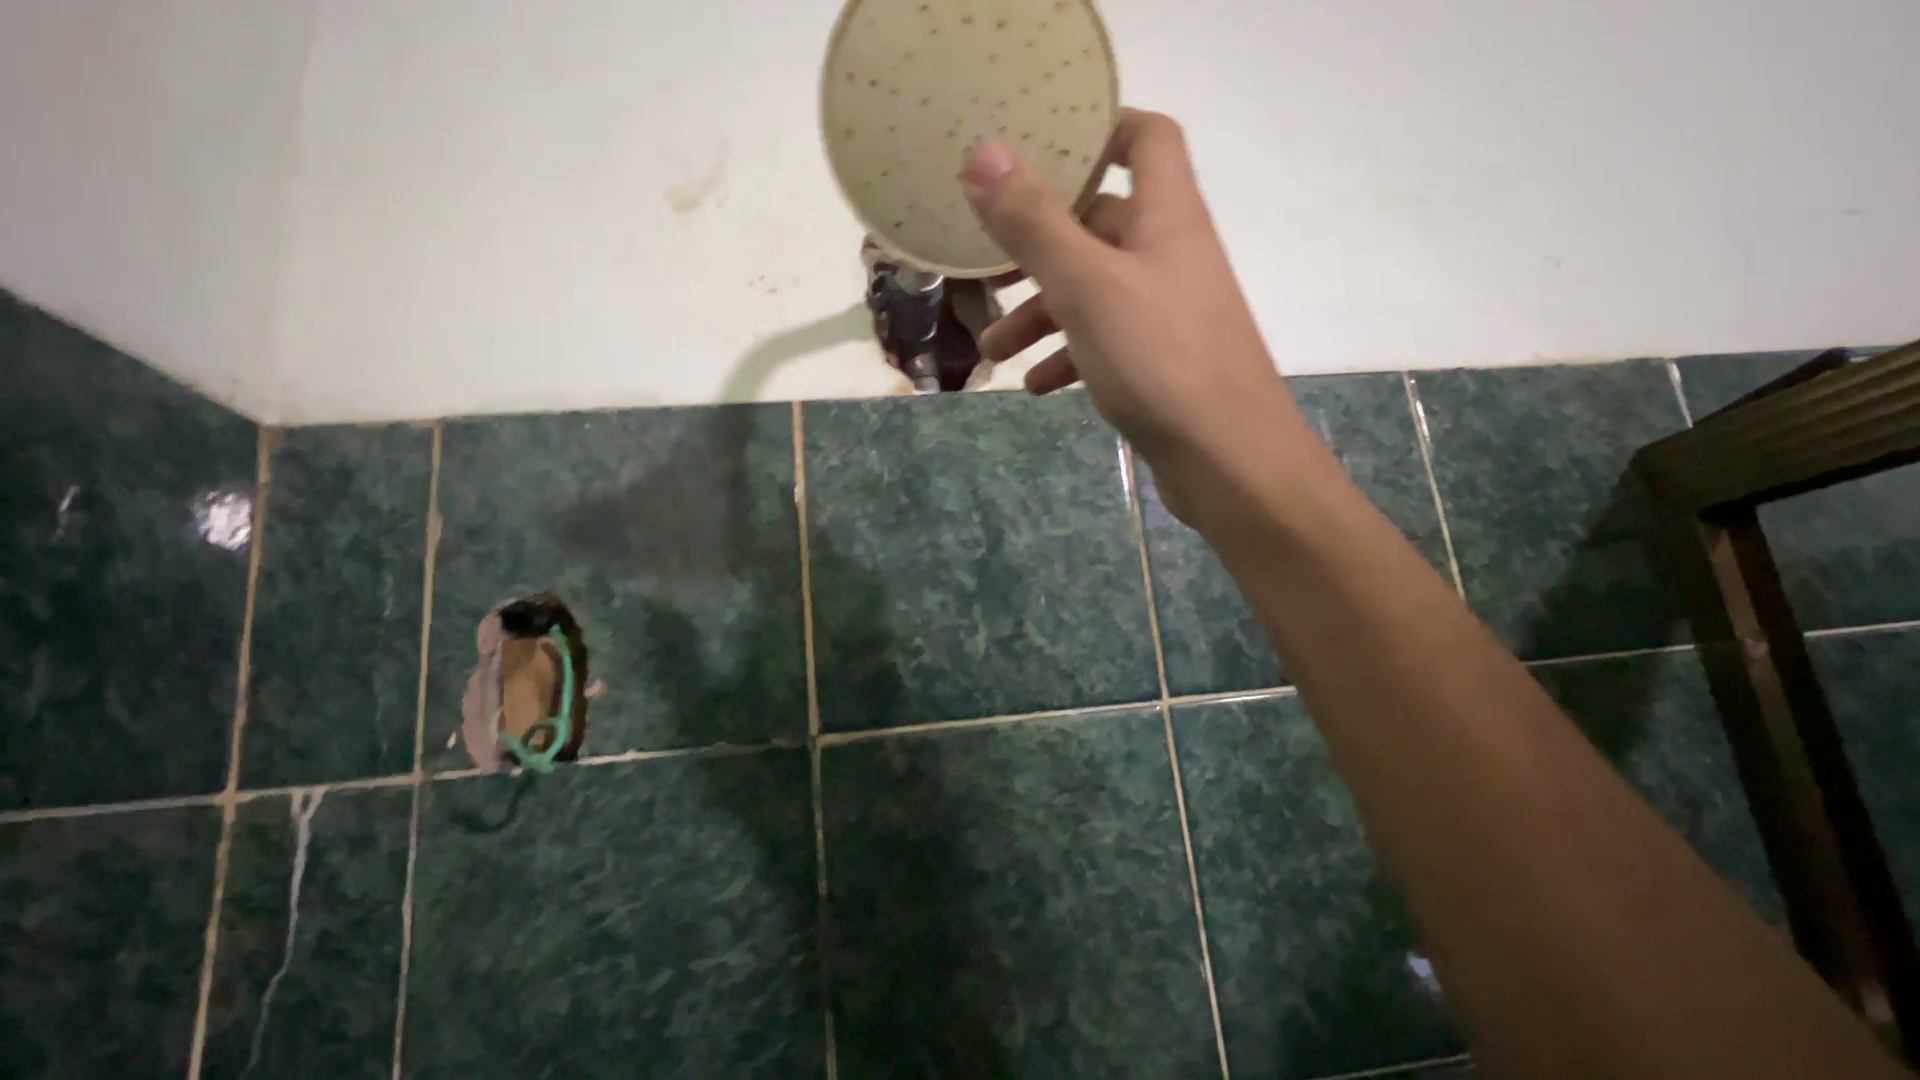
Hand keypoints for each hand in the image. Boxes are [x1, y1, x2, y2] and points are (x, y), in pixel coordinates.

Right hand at [960, 109, 1304, 511]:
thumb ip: (1035, 224)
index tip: (1038, 147)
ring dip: (1042, 314)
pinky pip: (1105, 341)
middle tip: (986, 272)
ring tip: (994, 352)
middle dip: (1037, 248)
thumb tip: (984, 154)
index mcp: (1165, 216)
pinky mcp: (1162, 360)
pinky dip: (1068, 355)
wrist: (1229, 460)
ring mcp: (1168, 310)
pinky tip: (1038, 386)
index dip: (1097, 128)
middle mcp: (1170, 253)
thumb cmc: (1160, 360)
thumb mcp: (1086, 287)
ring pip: (1093, 290)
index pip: (1145, 137)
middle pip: (1098, 224)